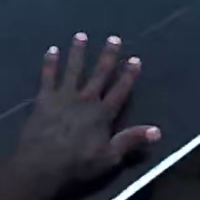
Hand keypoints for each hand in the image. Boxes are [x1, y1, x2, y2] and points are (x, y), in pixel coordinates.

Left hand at [12, 33, 159, 189]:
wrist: (42, 164)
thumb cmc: (77, 164)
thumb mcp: (109, 157)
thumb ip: (131, 141)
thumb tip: (157, 131)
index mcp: (102, 114)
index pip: (120, 90)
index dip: (128, 75)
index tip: (135, 59)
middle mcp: (85, 99)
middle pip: (99, 74)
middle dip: (108, 56)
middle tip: (113, 38)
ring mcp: (63, 96)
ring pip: (74, 69)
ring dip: (78, 52)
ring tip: (81, 35)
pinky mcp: (44, 99)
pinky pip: (48, 76)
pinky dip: (50, 63)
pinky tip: (52, 50)